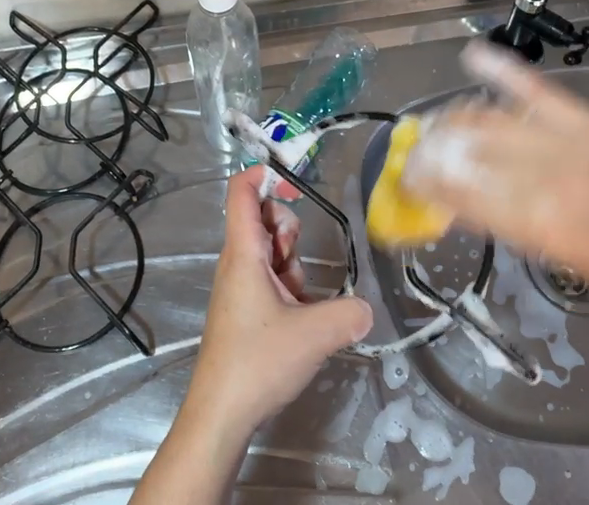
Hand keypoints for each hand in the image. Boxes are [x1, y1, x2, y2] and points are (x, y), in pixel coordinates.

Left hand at [184, 166, 373, 433]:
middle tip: (297, 263)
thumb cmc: (258, 361)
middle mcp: (236, 262)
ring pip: (269, 252)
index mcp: (243, 253)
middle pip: (260, 219)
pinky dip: (287, 287)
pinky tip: (298, 319)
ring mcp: (238, 286)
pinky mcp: (243, 309)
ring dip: (291, 264)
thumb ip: (349, 314)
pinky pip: (269, 279)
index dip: (261, 175)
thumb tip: (368, 310)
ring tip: (298, 301)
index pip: (240, 193)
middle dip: (288, 230)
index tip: (294, 181)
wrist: (221, 413)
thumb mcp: (314, 334)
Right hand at [399, 41, 588, 311]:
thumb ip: (502, 222)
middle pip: (466, 150)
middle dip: (432, 148)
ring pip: (489, 120)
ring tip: (437, 123)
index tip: (405, 180)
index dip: (424, 182)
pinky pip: (533, 90)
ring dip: (455, 119)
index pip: (457, 192)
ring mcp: (562, 142)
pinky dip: (502, 70)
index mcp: (531, 221)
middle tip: (415, 151)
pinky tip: (473, 55)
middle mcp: (541, 177)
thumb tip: (454, 199)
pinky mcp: (584, 120)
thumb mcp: (553, 254)